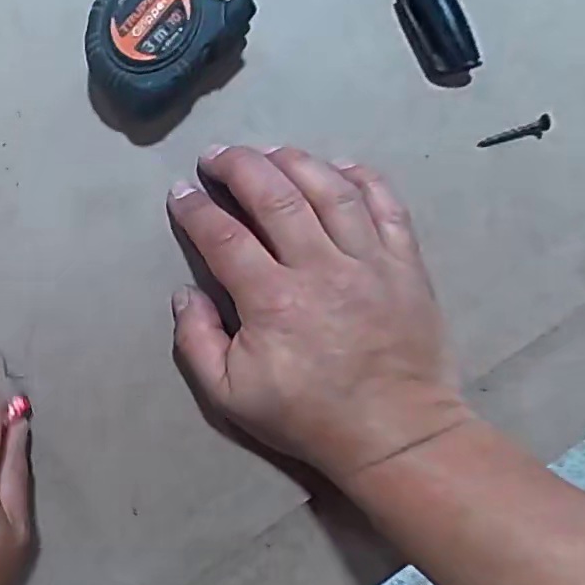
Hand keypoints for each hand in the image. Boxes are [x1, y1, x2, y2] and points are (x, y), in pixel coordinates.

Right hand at [168, 145, 473, 480]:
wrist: (393, 432)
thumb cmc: (305, 416)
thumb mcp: (229, 396)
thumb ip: (196, 342)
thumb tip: (183, 293)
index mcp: (271, 299)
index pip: (223, 237)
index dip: (196, 209)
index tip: (180, 192)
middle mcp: (319, 266)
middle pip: (274, 194)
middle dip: (238, 166)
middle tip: (216, 155)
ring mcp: (368, 260)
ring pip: (329, 188)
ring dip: (293, 160)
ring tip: (268, 151)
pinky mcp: (404, 264)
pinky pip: (386, 204)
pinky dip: (362, 177)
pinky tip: (339, 166)